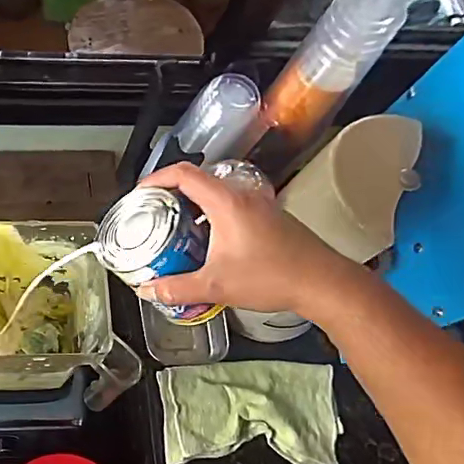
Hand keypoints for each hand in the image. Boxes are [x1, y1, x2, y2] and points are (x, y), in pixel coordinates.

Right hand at [136, 163, 358, 317]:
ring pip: (216, 195)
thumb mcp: (216, 286)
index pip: (184, 173)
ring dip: (192, 208)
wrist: (321, 282)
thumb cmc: (275, 276)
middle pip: (198, 181)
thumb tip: (150, 290)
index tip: (141, 192)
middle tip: (154, 214)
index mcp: (227, 203)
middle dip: (171, 196)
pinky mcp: (268, 217)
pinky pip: (231, 208)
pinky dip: (212, 218)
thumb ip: (177, 288)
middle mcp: (243, 196)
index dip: (156, 178)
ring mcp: (258, 205)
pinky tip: (207, 245)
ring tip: (176, 231)